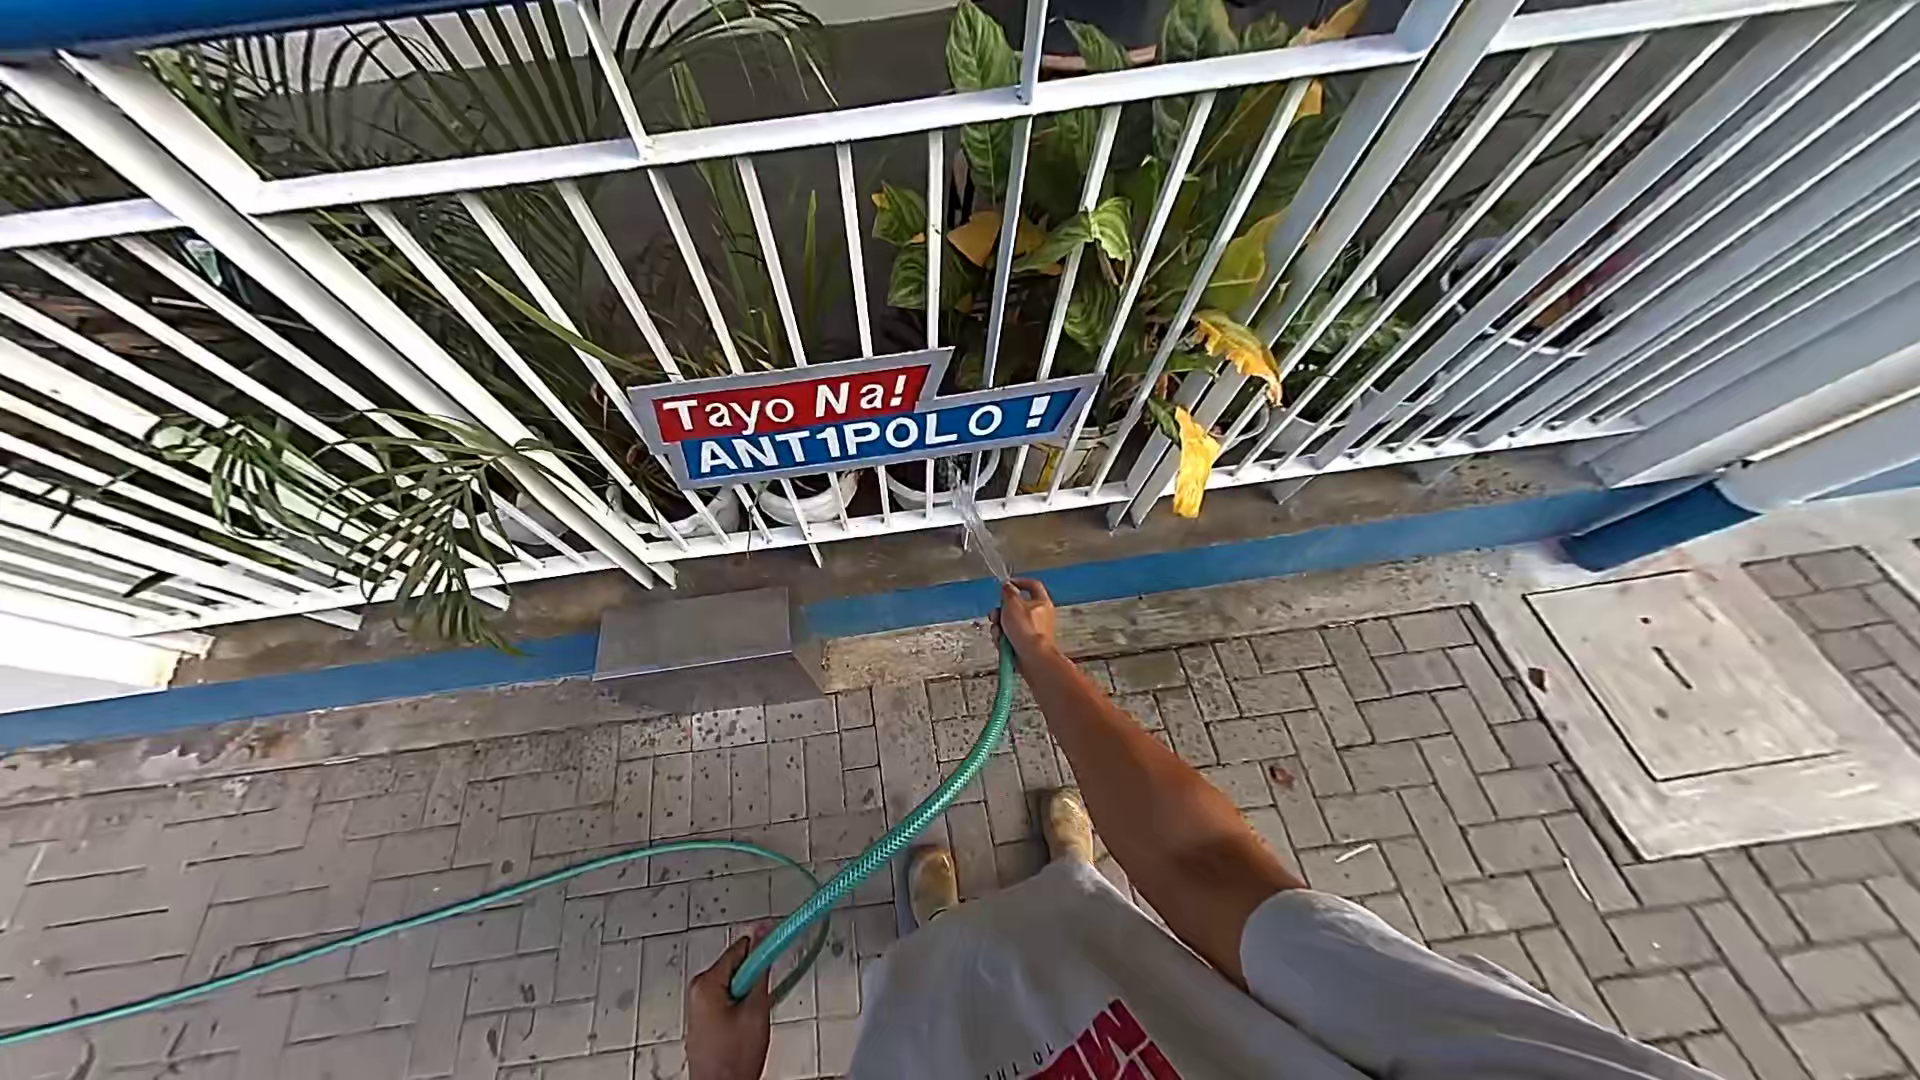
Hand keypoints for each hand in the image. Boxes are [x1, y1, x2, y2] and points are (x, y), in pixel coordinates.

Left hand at [687, 932, 771, 1079]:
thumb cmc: (734, 1059)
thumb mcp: (756, 1008)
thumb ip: (761, 969)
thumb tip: (763, 936)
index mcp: (705, 984)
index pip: (741, 948)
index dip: (761, 953)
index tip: (774, 957)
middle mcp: (697, 991)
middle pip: (736, 965)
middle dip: (752, 979)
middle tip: (758, 1001)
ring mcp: (698, 1006)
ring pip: (733, 982)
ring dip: (746, 993)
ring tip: (750, 1017)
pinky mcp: (703, 1018)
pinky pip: (726, 997)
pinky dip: (738, 1005)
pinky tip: (742, 1026)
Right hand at [992, 578, 1058, 663]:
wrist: (1032, 658)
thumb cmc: (1027, 630)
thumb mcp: (1013, 604)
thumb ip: (1008, 593)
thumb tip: (1006, 587)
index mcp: (1041, 603)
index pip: (1032, 585)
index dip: (1019, 582)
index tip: (1007, 584)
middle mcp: (1038, 616)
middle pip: (1014, 606)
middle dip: (1001, 611)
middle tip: (997, 615)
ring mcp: (1030, 632)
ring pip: (1007, 623)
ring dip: (999, 627)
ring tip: (1000, 633)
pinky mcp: (1023, 644)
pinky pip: (1007, 637)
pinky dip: (1002, 639)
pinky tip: (1003, 643)